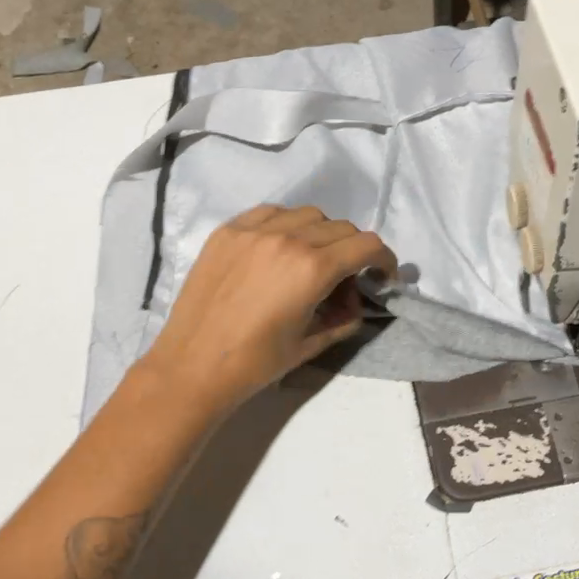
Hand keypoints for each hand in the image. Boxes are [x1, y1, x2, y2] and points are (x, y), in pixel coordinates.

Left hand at [138, 205, 395, 413]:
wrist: (194, 365)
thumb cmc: (257, 363)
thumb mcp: (312, 343)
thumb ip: (344, 318)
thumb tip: (356, 302)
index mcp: (312, 268)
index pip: (366, 244)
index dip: (384, 259)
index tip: (383, 277)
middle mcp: (286, 238)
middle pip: (341, 227)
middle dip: (354, 251)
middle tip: (347, 280)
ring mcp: (252, 230)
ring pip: (307, 214)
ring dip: (321, 234)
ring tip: (311, 263)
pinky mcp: (227, 232)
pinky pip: (270, 213)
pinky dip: (286, 226)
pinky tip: (279, 251)